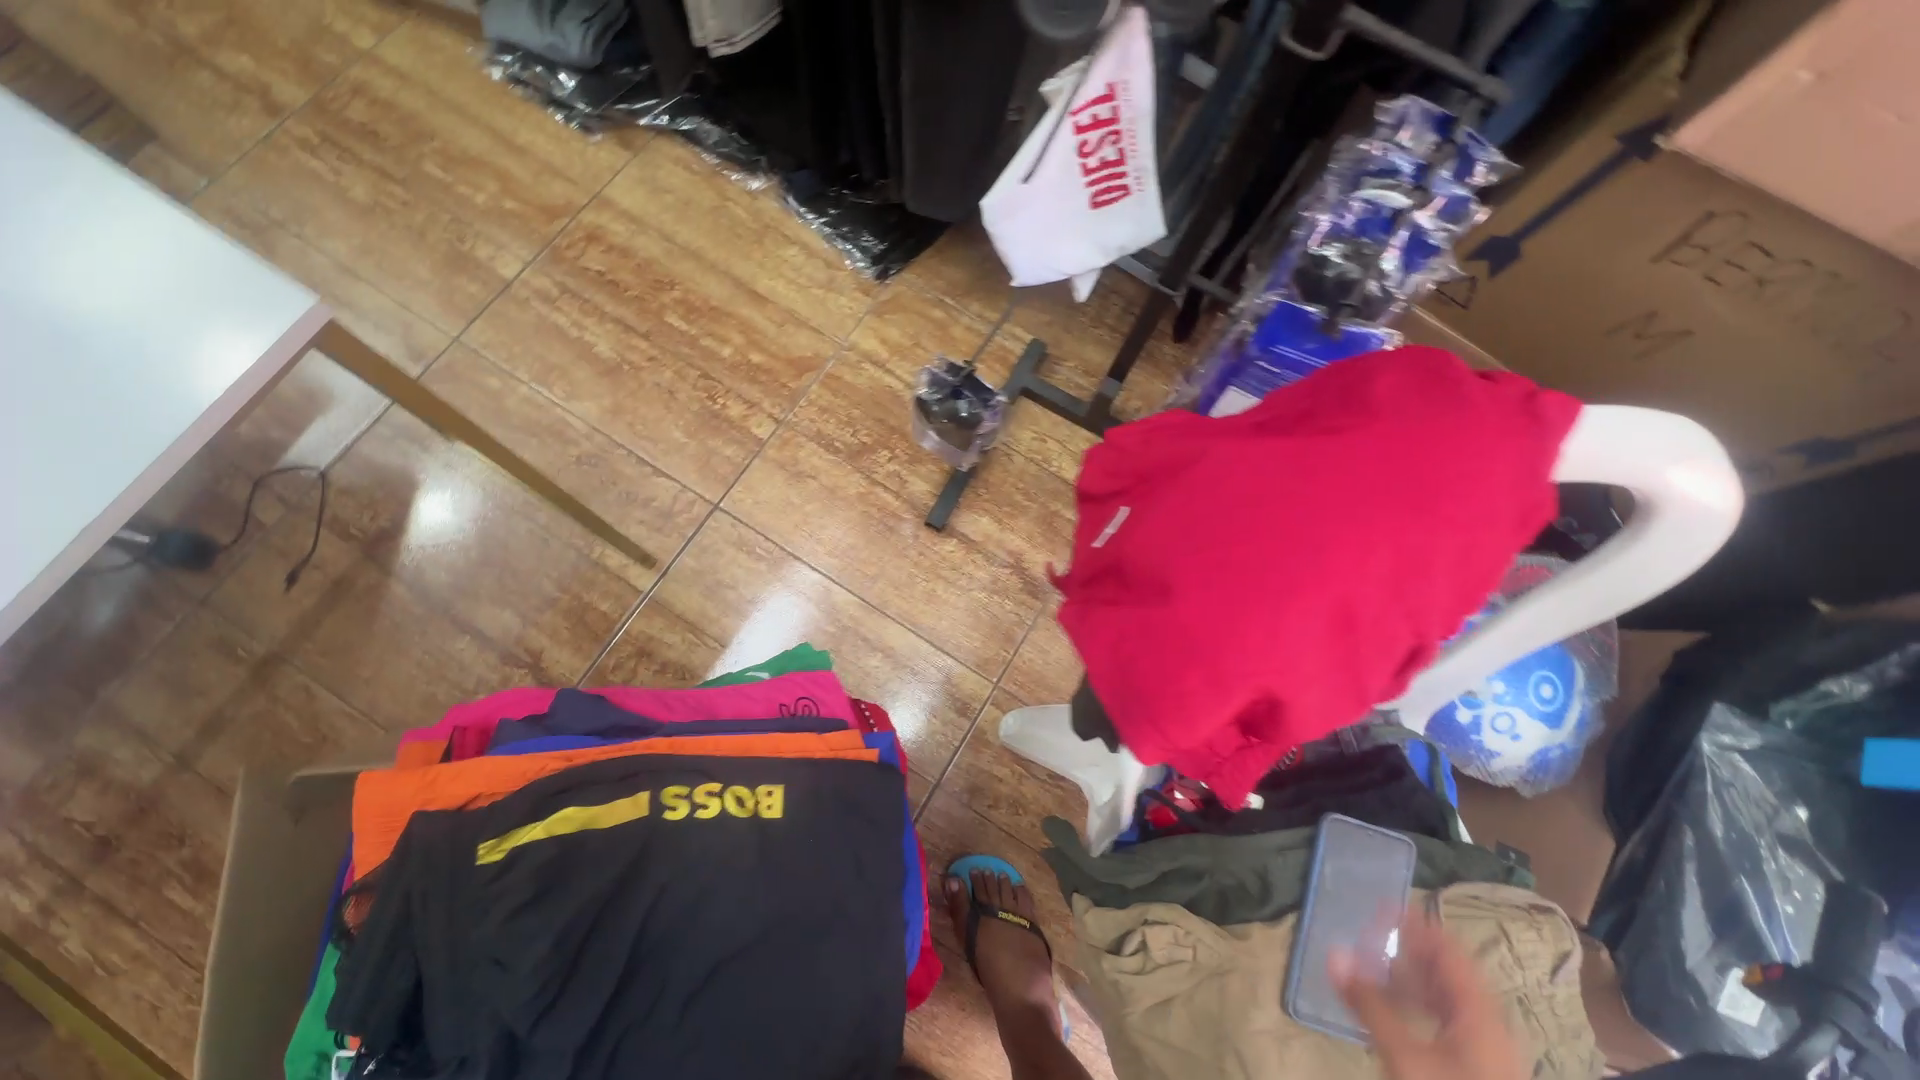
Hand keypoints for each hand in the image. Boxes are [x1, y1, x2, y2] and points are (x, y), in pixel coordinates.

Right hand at [1329, 915, 1529, 1079]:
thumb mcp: (1403, 1056)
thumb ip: (1369, 1004)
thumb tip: (1335, 954)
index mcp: (1478, 1012)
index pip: (1448, 950)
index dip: (1415, 924)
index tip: (1379, 907)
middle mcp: (1489, 1023)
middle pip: (1448, 973)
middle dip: (1407, 953)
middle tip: (1367, 939)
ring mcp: (1487, 1049)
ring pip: (1447, 1000)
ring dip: (1410, 981)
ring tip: (1372, 972)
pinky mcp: (1478, 1070)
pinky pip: (1448, 1022)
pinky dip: (1418, 1007)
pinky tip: (1393, 1015)